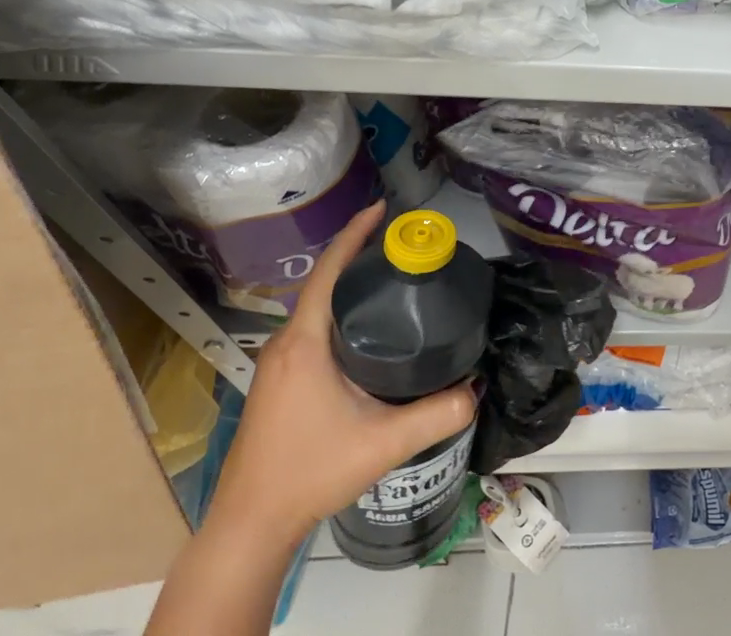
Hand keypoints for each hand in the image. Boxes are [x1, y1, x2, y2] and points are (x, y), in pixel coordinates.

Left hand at [206, 200, 477, 545]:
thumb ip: (439, 412)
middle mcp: (286, 345)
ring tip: (396, 281)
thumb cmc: (311, 471)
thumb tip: (477, 387)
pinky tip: (372, 331)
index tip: (384, 209)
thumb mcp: (386, 442)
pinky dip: (342, 313)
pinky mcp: (281, 382)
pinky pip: (314, 330)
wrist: (253, 521)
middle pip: (324, 283)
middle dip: (361, 257)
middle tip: (407, 248)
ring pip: (318, 308)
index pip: (328, 272)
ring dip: (351, 287)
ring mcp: (279, 364)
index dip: (354, 235)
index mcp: (305, 343)